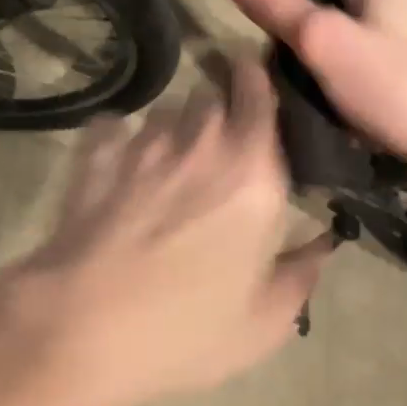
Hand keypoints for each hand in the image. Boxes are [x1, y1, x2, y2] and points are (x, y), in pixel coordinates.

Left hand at [0, 61, 330, 405]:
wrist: (85, 320)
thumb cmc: (185, 330)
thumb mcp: (262, 322)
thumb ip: (297, 274)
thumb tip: (321, 245)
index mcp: (252, 177)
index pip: (259, 98)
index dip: (257, 80)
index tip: (255, 75)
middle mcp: (199, 145)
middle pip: (210, 97)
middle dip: (217, 110)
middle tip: (218, 142)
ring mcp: (141, 145)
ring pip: (162, 110)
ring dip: (171, 126)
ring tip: (169, 157)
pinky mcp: (94, 153)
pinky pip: (112, 126)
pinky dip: (118, 135)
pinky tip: (118, 158)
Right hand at [223, 0, 406, 204]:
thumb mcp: (327, 44)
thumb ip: (276, 9)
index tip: (253, 34)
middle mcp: (405, 5)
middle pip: (327, 17)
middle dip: (298, 48)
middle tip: (272, 80)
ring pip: (348, 58)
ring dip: (322, 83)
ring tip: (299, 110)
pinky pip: (374, 90)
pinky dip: (353, 106)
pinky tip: (340, 130)